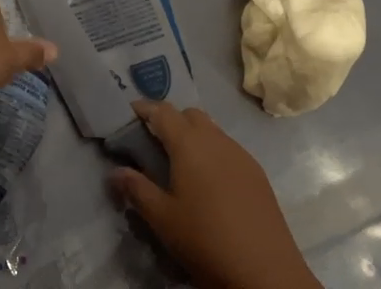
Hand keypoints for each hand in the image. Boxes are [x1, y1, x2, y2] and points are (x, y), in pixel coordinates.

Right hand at [114, 101, 320, 288]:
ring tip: (181, 164)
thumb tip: (114, 172)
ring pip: (212, 130)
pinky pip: (229, 149)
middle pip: (189, 114)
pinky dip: (213, 152)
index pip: (162, 111)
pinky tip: (209, 182)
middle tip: (154, 142)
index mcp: (189, 144)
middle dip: (170, 120)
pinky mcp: (258, 174)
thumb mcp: (162, 218)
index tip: (130, 114)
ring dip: (194, 136)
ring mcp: (241, 155)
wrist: (266, 274)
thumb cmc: (205, 240)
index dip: (144, 109)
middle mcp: (216, 140)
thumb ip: (136, 189)